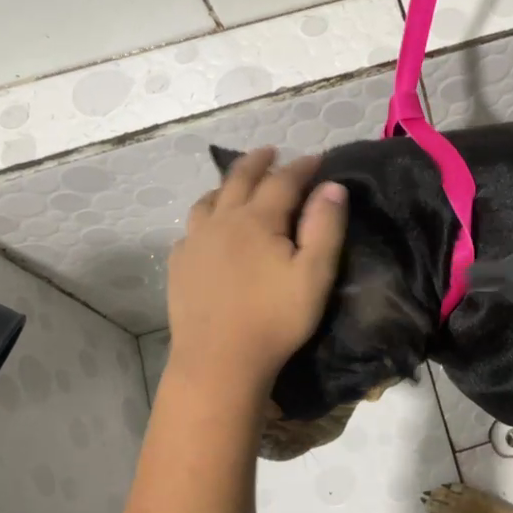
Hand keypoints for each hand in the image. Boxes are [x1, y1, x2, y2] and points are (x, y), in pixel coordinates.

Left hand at [165, 149, 346, 393]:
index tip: (317, 158)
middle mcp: (221, 220)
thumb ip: (325, 228)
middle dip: (258, 162)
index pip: (283, 181)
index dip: (302, 167)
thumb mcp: (314, 275)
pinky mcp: (180, 266)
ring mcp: (195, 242)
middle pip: (239, 179)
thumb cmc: (276, 319)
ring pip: (209, 200)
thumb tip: (332, 187)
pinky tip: (209, 228)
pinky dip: (206, 217)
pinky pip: (192, 228)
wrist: (220, 360)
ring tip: (235, 183)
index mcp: (257, 220)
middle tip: (271, 152)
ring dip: (226, 185)